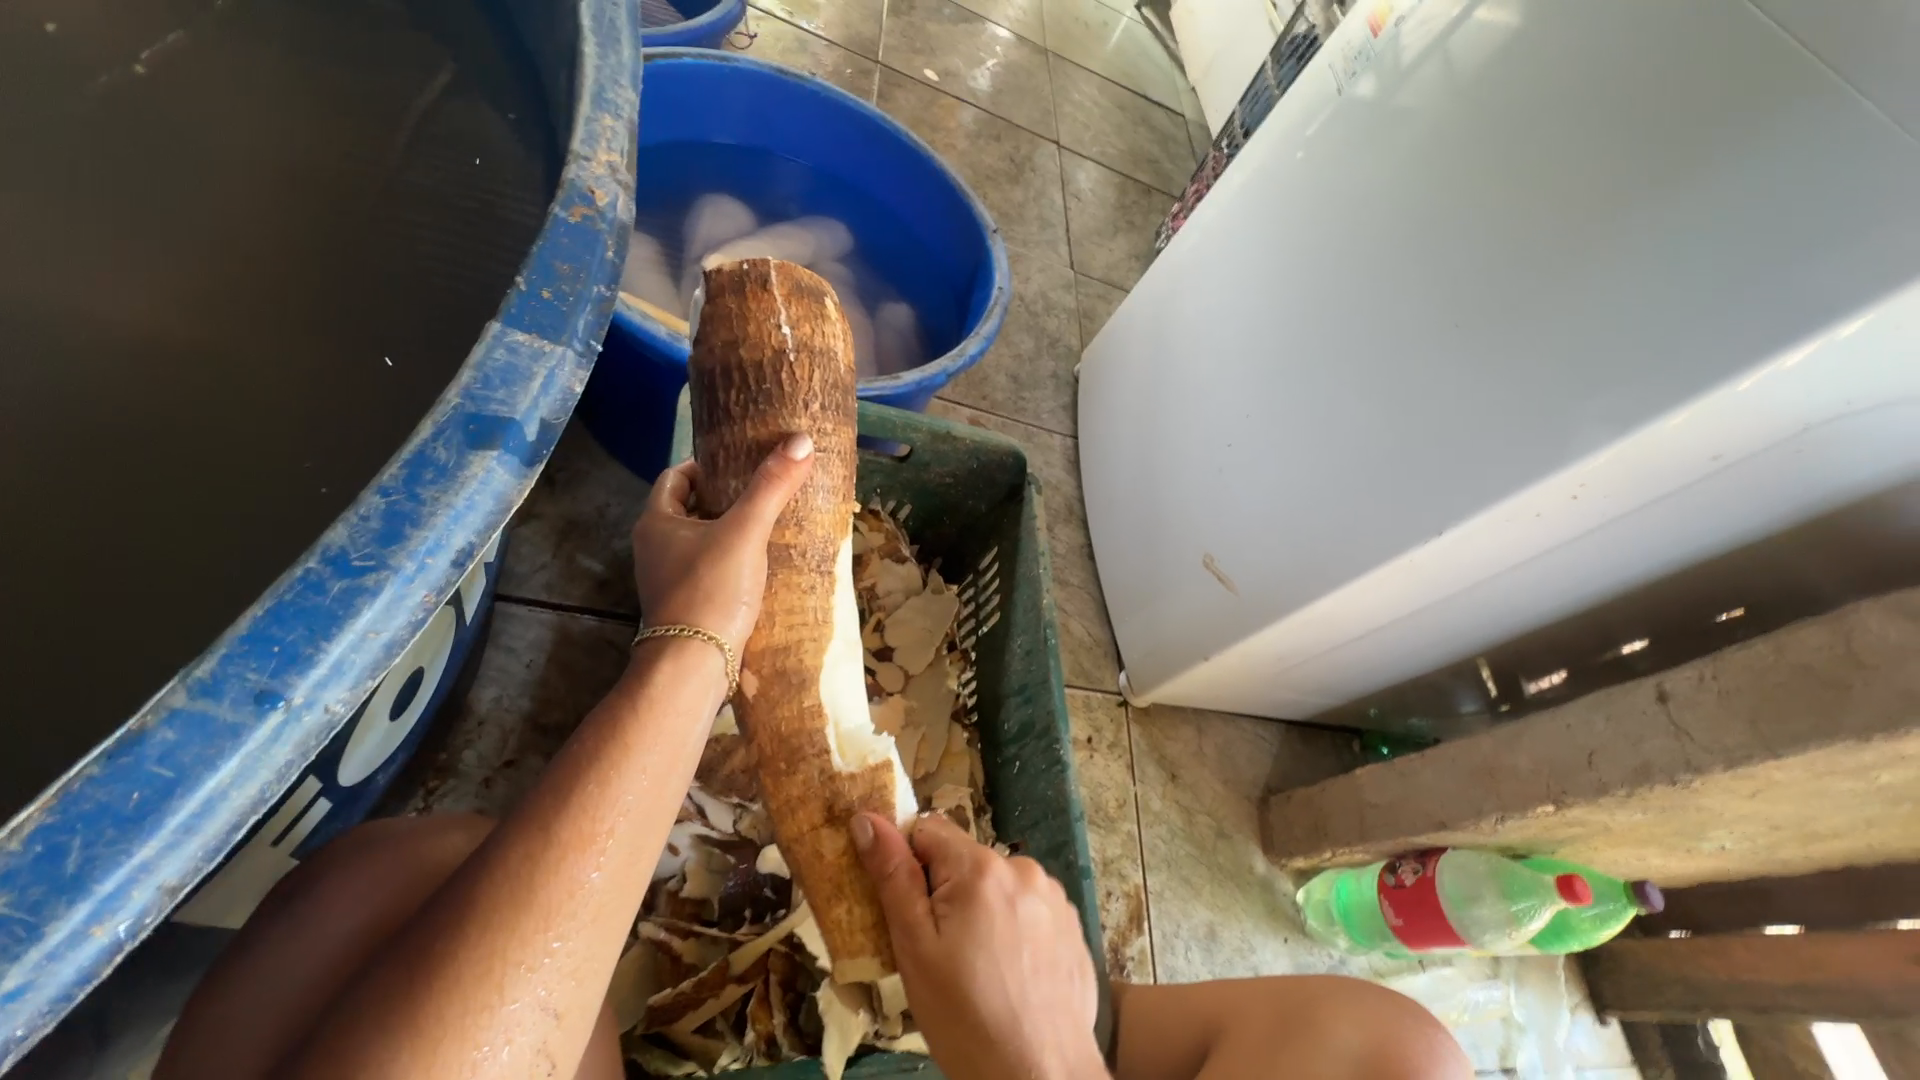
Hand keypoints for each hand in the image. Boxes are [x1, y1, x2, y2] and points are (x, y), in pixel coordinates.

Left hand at [630, 434, 814, 652]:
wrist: (694, 664)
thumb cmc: (711, 589)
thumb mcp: (745, 532)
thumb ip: (771, 487)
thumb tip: (801, 440)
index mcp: (656, 521)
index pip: (675, 477)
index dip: (705, 466)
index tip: (740, 465)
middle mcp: (654, 547)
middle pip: (687, 508)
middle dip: (721, 497)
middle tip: (760, 492)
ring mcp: (667, 579)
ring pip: (697, 541)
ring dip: (726, 531)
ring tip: (766, 526)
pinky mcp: (685, 604)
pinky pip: (707, 569)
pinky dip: (728, 560)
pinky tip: (758, 566)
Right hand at [852, 813, 1105, 1079]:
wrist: (1040, 1077)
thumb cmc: (966, 1017)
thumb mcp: (915, 949)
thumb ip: (893, 877)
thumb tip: (868, 818)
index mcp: (981, 867)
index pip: (928, 831)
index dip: (910, 866)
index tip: (908, 911)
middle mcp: (1023, 867)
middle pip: (964, 861)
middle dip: (946, 895)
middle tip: (942, 953)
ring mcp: (1053, 896)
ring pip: (997, 886)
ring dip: (982, 911)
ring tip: (979, 970)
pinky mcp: (1072, 924)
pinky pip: (1028, 910)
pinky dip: (1013, 931)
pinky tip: (1011, 975)